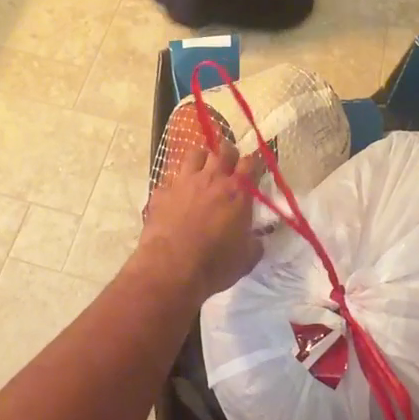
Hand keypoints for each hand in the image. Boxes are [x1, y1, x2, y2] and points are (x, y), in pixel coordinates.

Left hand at [137, 142, 264, 298]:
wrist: (171, 268)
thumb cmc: (215, 264)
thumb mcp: (246, 259)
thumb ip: (254, 243)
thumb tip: (256, 239)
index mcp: (238, 192)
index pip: (250, 162)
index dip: (253, 163)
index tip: (253, 170)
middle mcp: (212, 179)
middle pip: (224, 151)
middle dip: (229, 154)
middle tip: (229, 164)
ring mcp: (185, 182)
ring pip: (196, 154)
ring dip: (202, 159)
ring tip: (203, 170)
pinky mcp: (162, 191)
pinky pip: (171, 179)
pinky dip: (176, 185)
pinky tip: (176, 197)